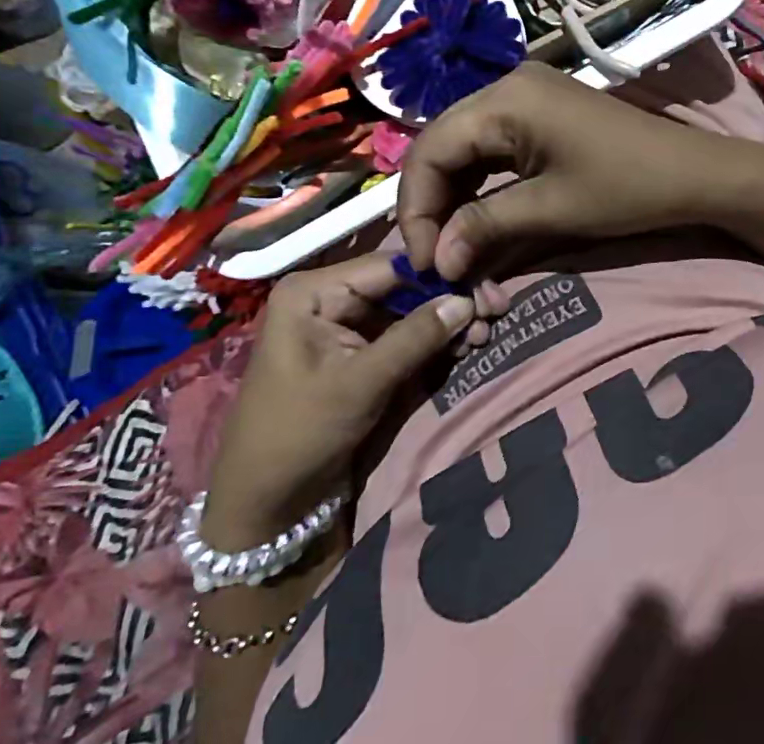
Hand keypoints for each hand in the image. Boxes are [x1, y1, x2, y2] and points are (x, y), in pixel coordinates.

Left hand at [200, 253, 473, 548]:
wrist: (268, 497)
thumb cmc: (301, 433)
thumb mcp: (361, 382)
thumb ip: (415, 338)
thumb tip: (467, 302)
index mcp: (314, 292)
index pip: (392, 267)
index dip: (443, 276)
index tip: (487, 294)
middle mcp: (330, 297)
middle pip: (405, 285)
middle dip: (450, 301)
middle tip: (496, 314)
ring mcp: (346, 323)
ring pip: (411, 309)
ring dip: (449, 322)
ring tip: (484, 337)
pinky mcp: (360, 349)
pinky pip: (405, 333)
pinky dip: (436, 340)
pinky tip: (464, 348)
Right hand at [398, 63, 753, 279]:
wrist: (694, 174)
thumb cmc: (627, 187)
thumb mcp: (552, 209)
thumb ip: (485, 228)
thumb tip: (437, 263)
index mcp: (504, 99)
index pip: (430, 150)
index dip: (417, 209)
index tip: (423, 262)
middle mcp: (507, 86)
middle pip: (444, 146)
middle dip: (434, 205)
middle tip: (435, 259)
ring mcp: (528, 97)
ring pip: (467, 149)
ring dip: (456, 197)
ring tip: (452, 246)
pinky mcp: (544, 114)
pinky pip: (496, 148)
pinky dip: (483, 185)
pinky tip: (478, 218)